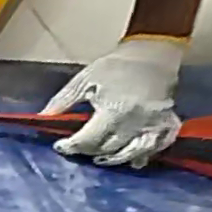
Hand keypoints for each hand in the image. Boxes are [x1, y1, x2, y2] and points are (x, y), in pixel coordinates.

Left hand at [44, 37, 185, 168]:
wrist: (152, 52)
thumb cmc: (114, 66)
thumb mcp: (82, 82)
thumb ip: (61, 102)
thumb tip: (41, 119)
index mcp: (116, 109)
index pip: (90, 140)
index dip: (71, 146)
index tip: (60, 146)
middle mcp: (139, 118)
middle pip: (111, 147)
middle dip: (90, 152)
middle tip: (77, 149)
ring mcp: (157, 119)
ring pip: (137, 150)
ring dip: (117, 159)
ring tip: (100, 159)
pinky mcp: (169, 117)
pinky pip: (162, 142)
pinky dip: (149, 152)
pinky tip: (135, 160)